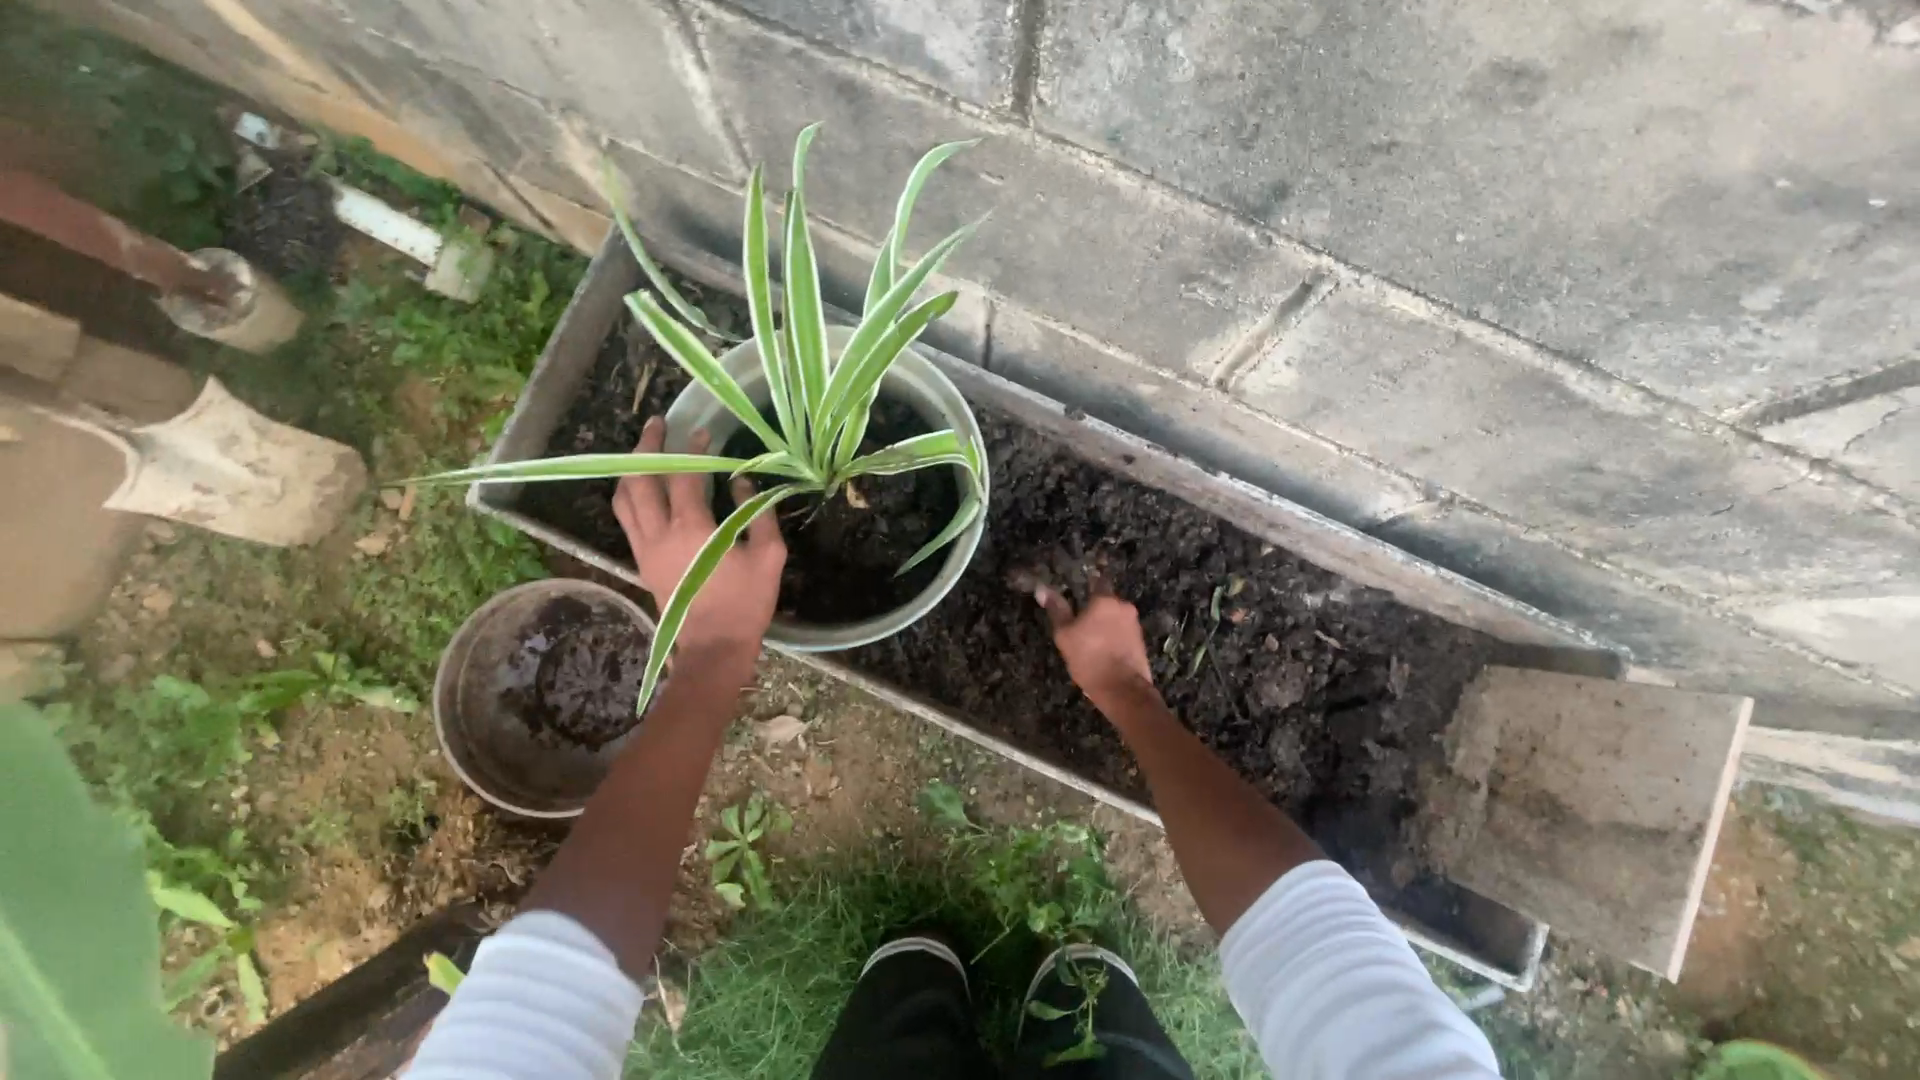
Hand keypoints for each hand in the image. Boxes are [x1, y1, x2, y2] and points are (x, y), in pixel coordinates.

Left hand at [612, 417, 786, 660]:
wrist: (714, 648)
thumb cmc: (746, 603)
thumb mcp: (769, 556)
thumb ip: (758, 513)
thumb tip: (742, 482)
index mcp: (692, 529)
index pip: (685, 476)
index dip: (693, 450)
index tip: (704, 433)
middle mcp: (659, 533)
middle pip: (639, 479)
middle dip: (646, 446)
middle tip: (658, 425)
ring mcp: (645, 549)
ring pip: (623, 499)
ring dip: (631, 470)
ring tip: (644, 452)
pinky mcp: (642, 563)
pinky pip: (626, 520)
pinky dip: (630, 497)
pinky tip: (643, 491)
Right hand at [1036, 581, 1157, 707]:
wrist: (1122, 689)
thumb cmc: (1089, 657)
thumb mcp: (1065, 634)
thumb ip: (1056, 609)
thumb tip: (1042, 589)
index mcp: (1105, 600)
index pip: (1096, 581)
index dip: (1087, 583)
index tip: (1078, 588)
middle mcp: (1123, 606)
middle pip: (1106, 601)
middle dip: (1095, 609)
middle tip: (1079, 623)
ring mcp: (1135, 624)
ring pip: (1115, 617)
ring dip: (1104, 624)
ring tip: (1089, 641)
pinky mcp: (1140, 641)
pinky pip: (1122, 632)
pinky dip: (1113, 637)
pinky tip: (1103, 651)